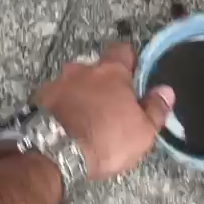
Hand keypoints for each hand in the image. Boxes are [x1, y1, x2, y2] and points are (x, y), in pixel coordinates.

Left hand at [34, 43, 173, 179]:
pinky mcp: (38, 99)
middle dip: (101, 82)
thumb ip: (155, 108)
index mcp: (111, 72)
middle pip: (95, 68)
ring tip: (84, 118)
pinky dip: (61, 106)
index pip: (122, 50)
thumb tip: (165, 91)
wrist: (56, 153)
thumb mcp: (143, 132)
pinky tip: (64, 124)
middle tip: (108, 105)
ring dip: (79, 94)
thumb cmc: (106, 140)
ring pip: (73, 82)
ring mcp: (57, 82)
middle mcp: (81, 69)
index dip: (128, 61)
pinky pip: (54, 98)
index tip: (132, 76)